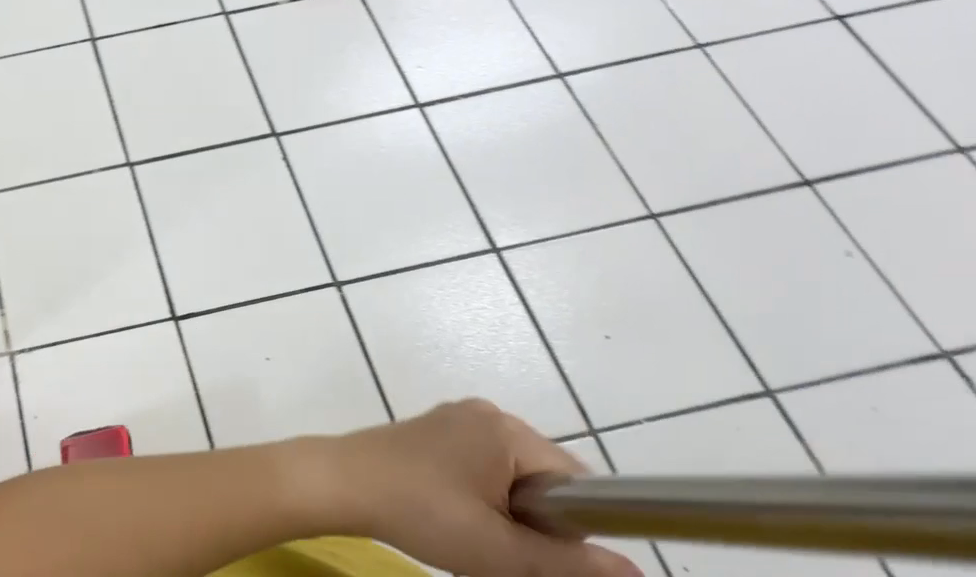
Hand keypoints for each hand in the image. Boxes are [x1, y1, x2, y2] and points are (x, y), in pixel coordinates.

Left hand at [301, 400, 641, 576]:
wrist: (339, 484)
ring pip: (511, 482)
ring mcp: (455, 422)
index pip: (578, 483)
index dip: (571, 528)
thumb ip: (570, 565)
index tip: (536, 550)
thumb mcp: (500, 551)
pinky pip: (480, 473)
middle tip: (497, 551)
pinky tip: (451, 525)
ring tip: (470, 541)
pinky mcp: (433, 435)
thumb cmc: (420, 512)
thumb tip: (636, 573)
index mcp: (507, 430)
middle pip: (544, 482)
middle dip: (534, 527)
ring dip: (505, 520)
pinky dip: (479, 504)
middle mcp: (485, 415)